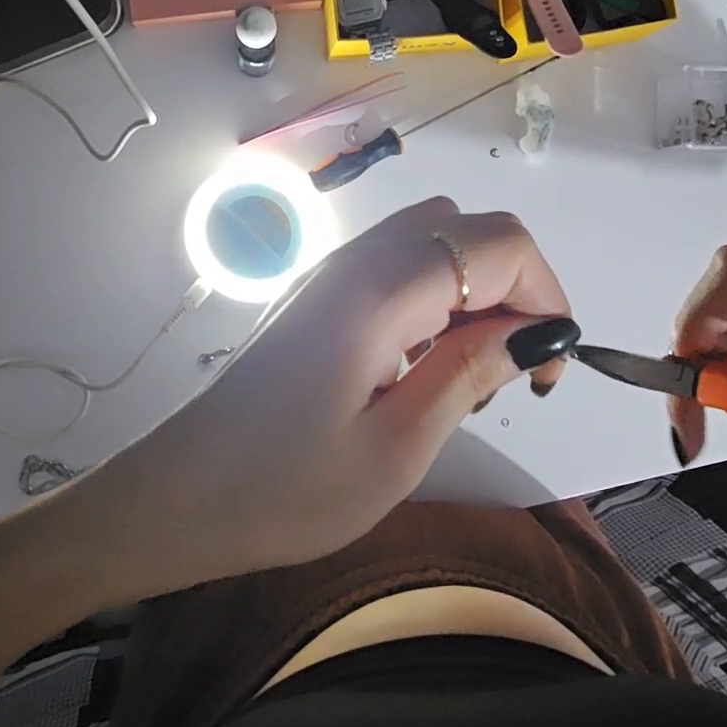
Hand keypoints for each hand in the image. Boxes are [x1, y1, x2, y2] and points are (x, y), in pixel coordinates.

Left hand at [81, 198, 572, 591]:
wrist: (181, 496)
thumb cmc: (286, 489)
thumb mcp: (397, 447)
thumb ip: (470, 371)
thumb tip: (539, 328)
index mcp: (380, 290)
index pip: (499, 242)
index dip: (544, 294)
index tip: (543, 370)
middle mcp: (356, 260)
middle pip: (467, 230)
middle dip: (513, 288)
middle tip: (508, 373)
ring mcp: (331, 273)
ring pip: (432, 243)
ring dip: (473, 292)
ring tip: (465, 375)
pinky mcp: (318, 296)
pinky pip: (396, 266)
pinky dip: (433, 298)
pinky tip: (419, 365)